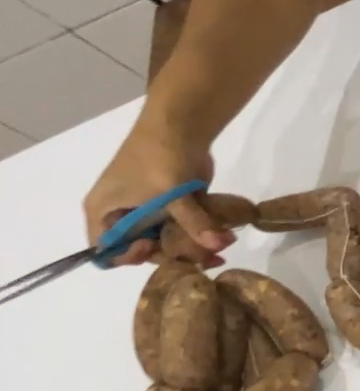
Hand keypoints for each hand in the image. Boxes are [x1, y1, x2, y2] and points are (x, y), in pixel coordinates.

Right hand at [82, 123, 230, 265]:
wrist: (179, 131)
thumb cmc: (159, 160)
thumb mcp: (172, 194)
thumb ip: (194, 223)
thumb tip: (217, 245)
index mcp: (103, 211)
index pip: (104, 248)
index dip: (129, 256)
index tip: (156, 250)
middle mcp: (122, 215)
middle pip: (142, 249)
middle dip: (173, 256)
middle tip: (206, 259)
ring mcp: (150, 212)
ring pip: (167, 241)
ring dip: (193, 250)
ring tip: (221, 254)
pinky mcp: (175, 207)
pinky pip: (184, 230)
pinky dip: (201, 237)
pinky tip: (225, 241)